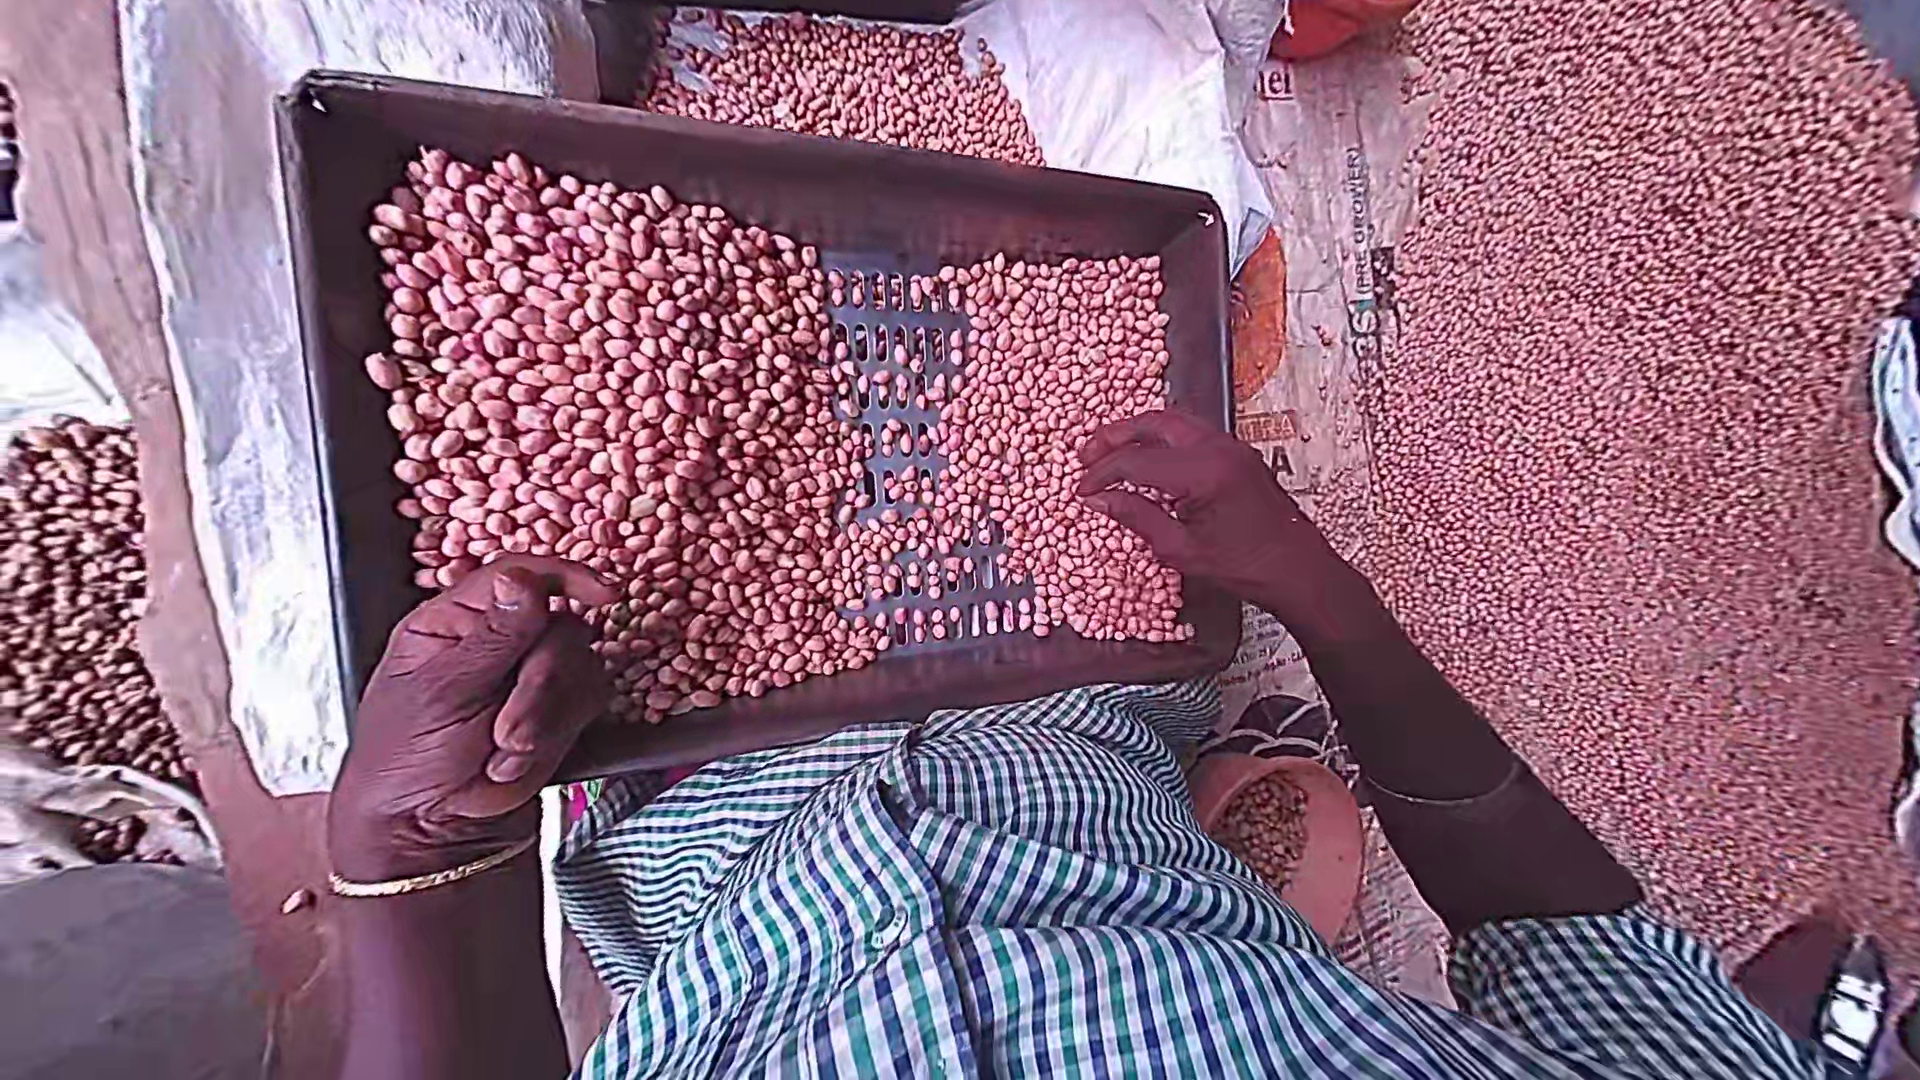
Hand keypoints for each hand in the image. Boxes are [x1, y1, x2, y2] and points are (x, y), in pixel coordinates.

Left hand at [328, 556, 617, 881]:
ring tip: (505, 750)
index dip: (565, 577)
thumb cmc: (408, 760)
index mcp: (456, 623)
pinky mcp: (565, 699)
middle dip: (542, 682)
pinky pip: (592, 693)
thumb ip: (492, 637)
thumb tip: (522, 580)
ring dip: (547, 713)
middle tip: (509, 728)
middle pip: (560, 626)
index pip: (518, 575)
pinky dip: (561, 728)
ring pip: (582, 662)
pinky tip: (521, 753)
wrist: (437, 827)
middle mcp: (503, 638)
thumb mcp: (441, 695)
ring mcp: (537, 668)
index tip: (603, 595)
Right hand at [1076, 410, 1374, 635]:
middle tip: (1086, 456)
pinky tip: (1144, 458)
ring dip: (1136, 433)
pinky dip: (1159, 439)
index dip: (1101, 475)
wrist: (1297, 569)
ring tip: (1108, 453)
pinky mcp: (1236, 452)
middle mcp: (1219, 448)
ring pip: (1172, 421)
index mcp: (1204, 473)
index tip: (1082, 490)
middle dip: (1113, 437)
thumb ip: (1135, 516)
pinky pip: (1189, 432)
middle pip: (1152, 423)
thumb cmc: (1242, 567)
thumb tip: (1098, 499)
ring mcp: (1231, 446)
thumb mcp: (1179, 549)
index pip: (1136, 462)